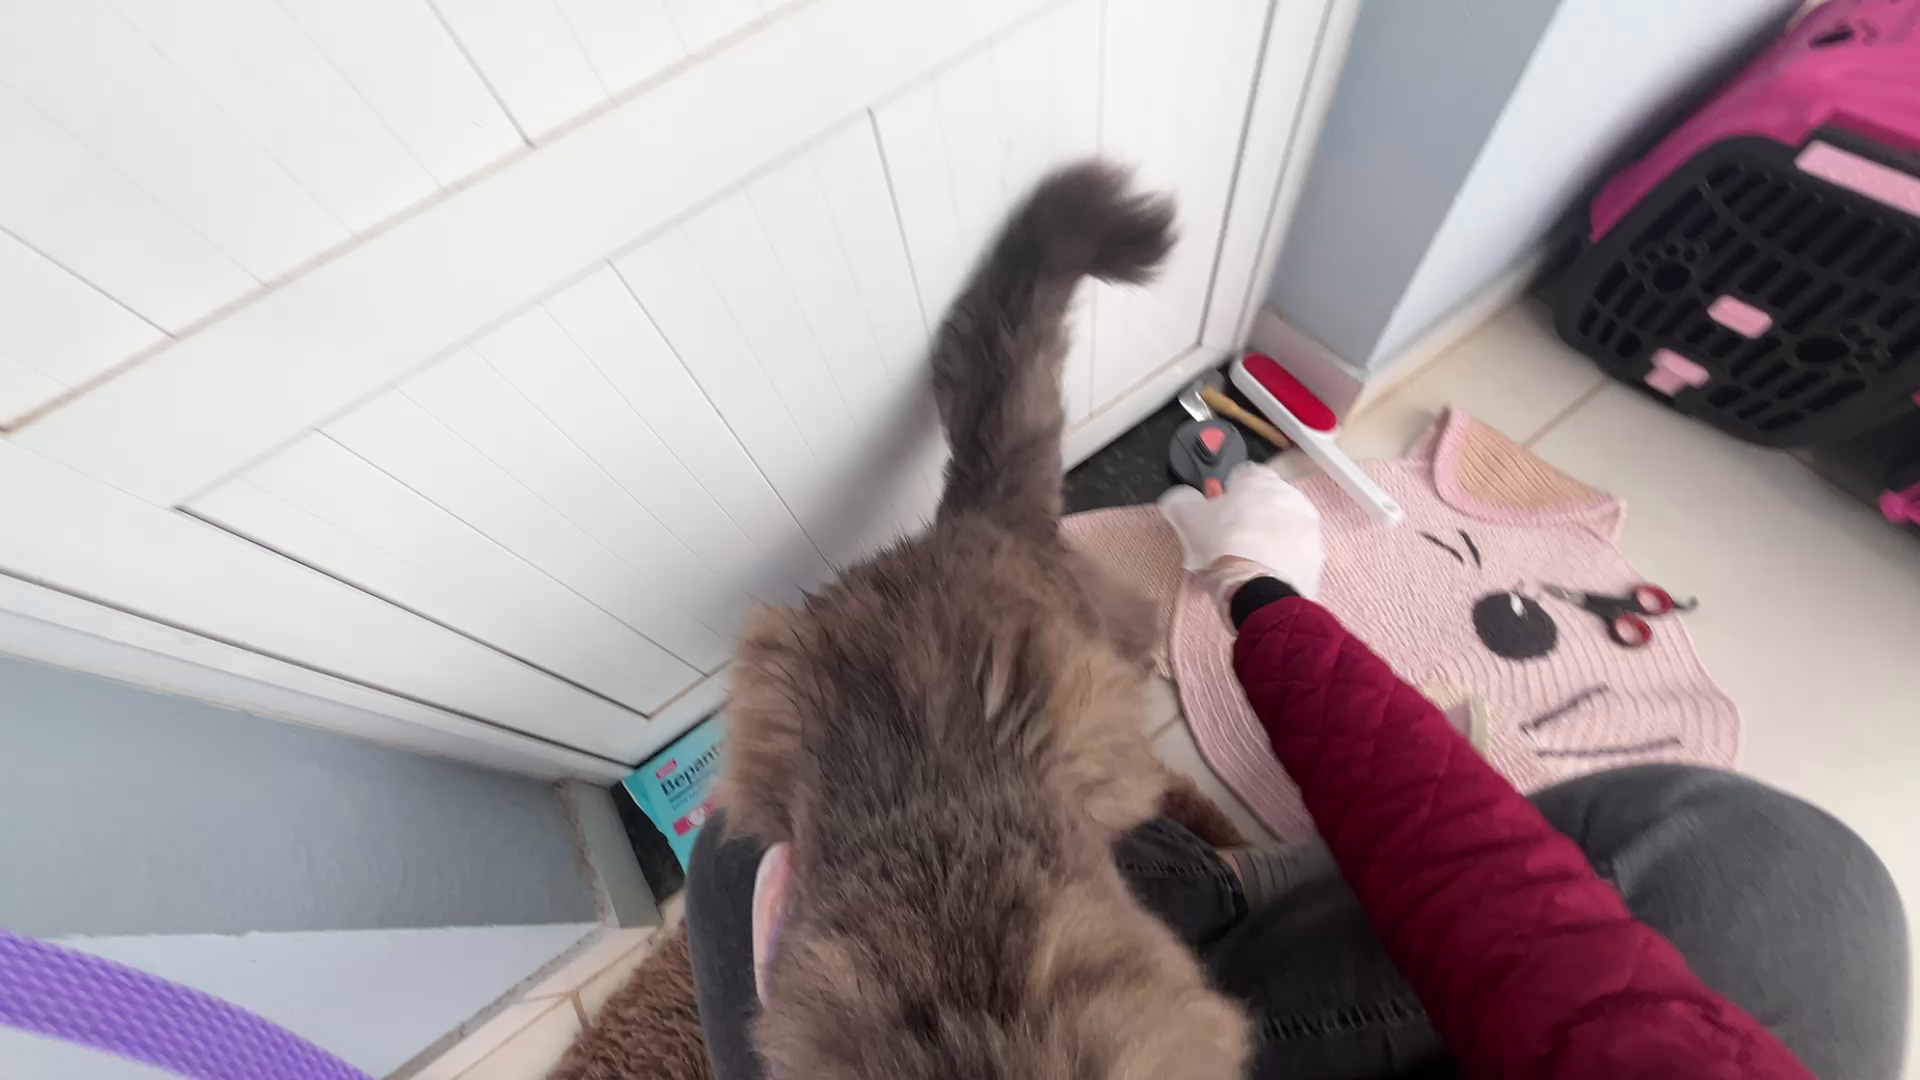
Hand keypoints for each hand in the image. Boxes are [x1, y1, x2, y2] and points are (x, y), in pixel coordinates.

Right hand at [1157, 462, 1324, 602]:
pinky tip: (1265, 573)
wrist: (1258, 590)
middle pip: (1266, 499)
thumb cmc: (1221, 544)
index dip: (1227, 492)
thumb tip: (1183, 498)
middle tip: (1231, 537)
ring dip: (1270, 534)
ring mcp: (1309, 526)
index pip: (1242, 475)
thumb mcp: (1187, 518)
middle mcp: (1290, 495)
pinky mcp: (1317, 555)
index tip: (1217, 512)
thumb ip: (1183, 500)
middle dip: (1252, 512)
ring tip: (1249, 559)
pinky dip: (1283, 558)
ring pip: (1284, 524)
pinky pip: (1296, 551)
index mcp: (1259, 480)